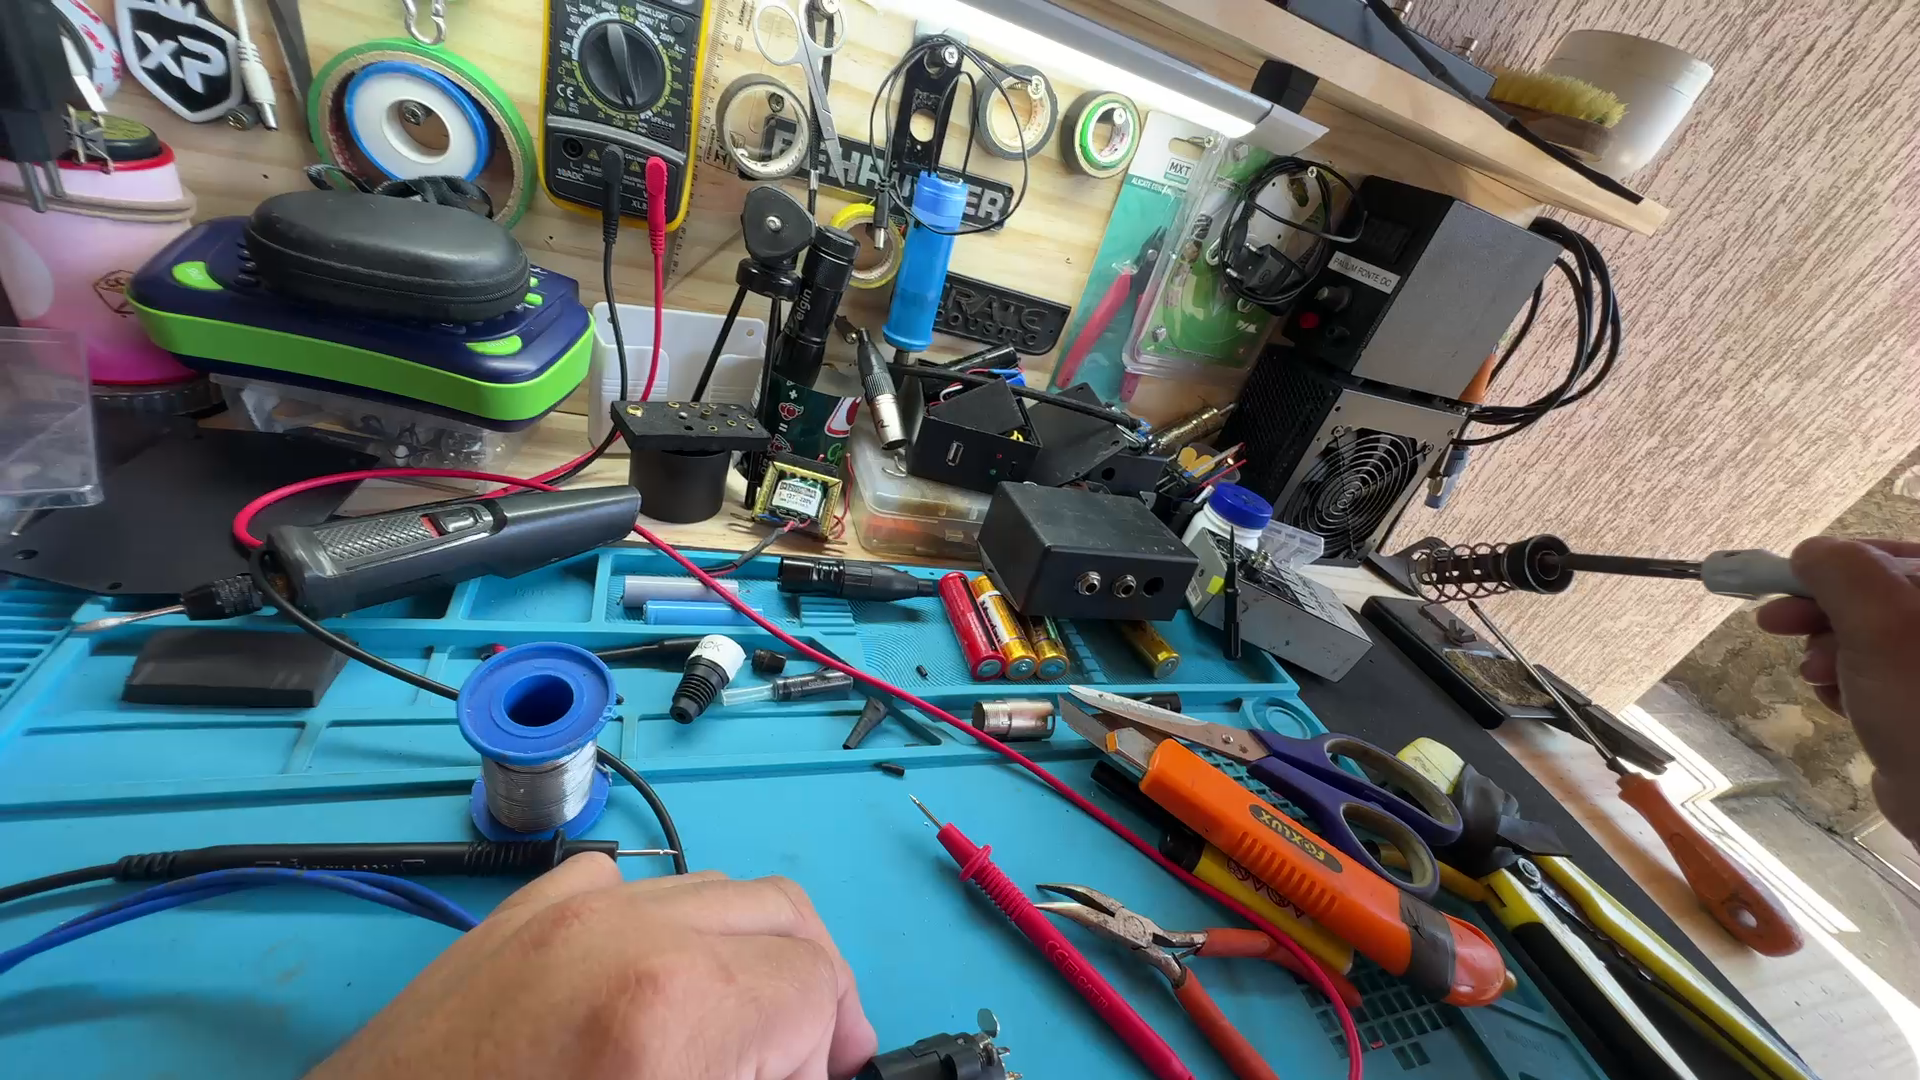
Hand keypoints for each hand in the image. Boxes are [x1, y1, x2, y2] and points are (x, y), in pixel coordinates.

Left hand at [306, 857, 876, 1079]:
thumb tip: (812, 1060)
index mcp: (669, 1014)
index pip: (816, 983)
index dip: (833, 1044)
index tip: (822, 1078)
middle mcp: (626, 933)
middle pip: (784, 911)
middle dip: (808, 983)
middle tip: (801, 1049)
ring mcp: (565, 909)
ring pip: (718, 887)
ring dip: (743, 949)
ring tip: (728, 1018)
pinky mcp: (522, 913)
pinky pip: (633, 885)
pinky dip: (665, 927)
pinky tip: (646, 985)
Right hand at [1756, 537, 1919, 837]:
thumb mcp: (1885, 629)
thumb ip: (1847, 576)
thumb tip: (1813, 550)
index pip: (1906, 555)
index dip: (1844, 560)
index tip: (1788, 578)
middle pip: (1885, 596)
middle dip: (1823, 610)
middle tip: (1776, 624)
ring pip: (1875, 637)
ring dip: (1827, 650)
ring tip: (1817, 676)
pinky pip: (1881, 674)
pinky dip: (1847, 681)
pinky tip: (1838, 700)